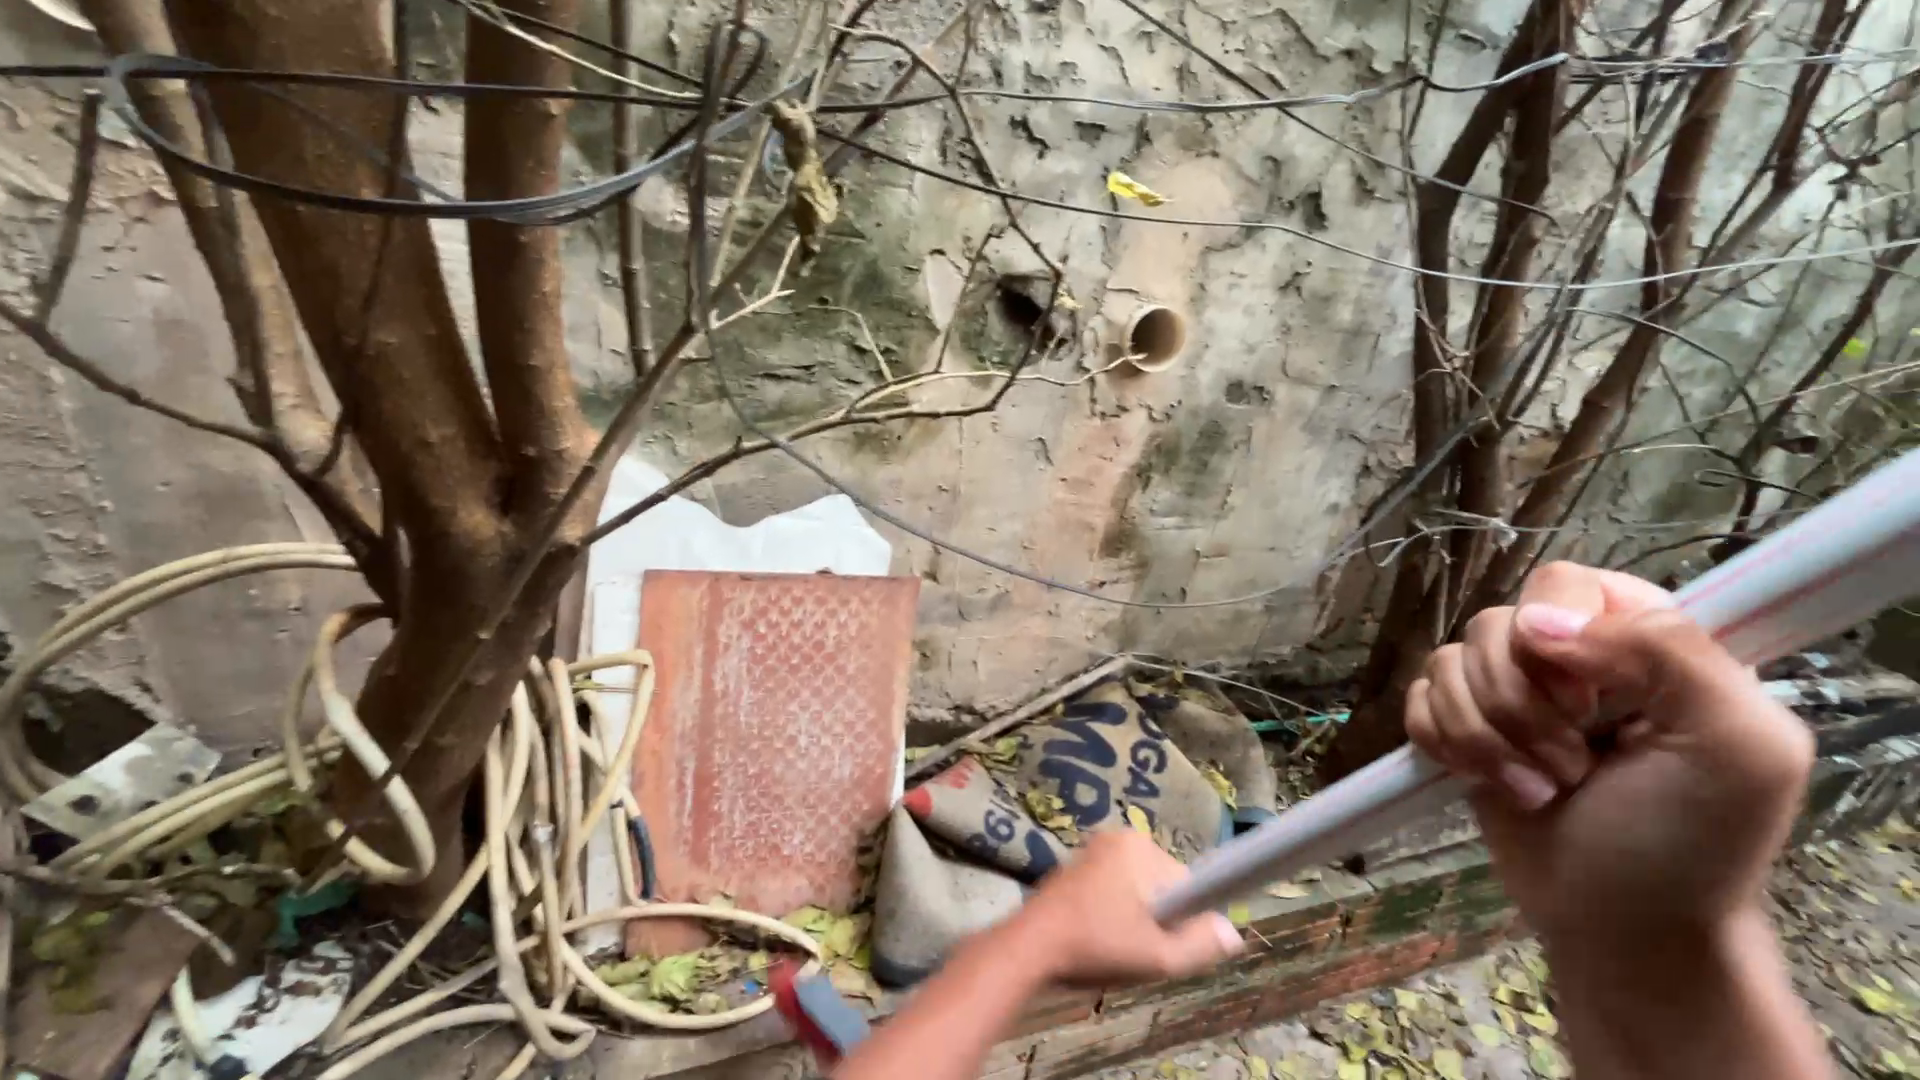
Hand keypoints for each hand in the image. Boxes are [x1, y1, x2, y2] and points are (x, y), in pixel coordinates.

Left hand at [999, 829, 1241, 985]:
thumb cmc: (1096, 945)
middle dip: (1157, 919)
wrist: (1030, 947)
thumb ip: (1200, 944)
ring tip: (1113, 943)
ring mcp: (1093, 848)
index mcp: (1141, 846)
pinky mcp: (1076, 865)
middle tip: (1135, 948)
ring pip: (1137, 889)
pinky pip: (1113, 887)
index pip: (1187, 885)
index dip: (1184, 921)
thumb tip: (1232, 932)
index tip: (1163, 944)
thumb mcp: (1158, 956)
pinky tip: (1097, 935)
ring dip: (1134, 917)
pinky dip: (1113, 910)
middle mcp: (1119, 837)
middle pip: (1162, 886)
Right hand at [1403, 561, 1813, 943]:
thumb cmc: (1688, 842)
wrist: (1619, 926)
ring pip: (1445, 663)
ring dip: (1482, 736)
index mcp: (1640, 644)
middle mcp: (1568, 659)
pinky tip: (1486, 784)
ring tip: (1535, 788)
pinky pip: (1417, 701)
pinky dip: (1443, 744)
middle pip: (1491, 626)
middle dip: (1517, 704)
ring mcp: (1507, 694)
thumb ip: (1669, 653)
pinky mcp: (1460, 729)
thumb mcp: (1738, 747)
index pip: (1565, 582)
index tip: (1584, 698)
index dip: (1556, 631)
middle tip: (1570, 763)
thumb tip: (1536, 623)